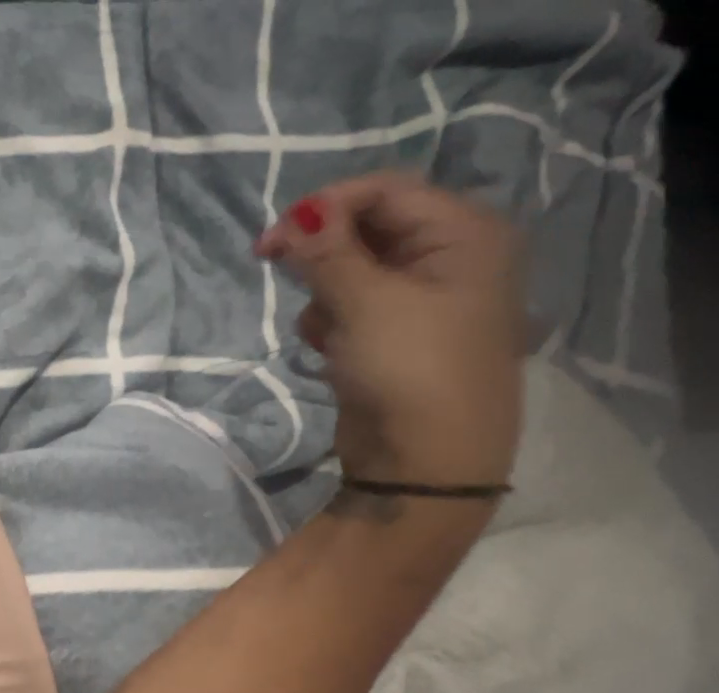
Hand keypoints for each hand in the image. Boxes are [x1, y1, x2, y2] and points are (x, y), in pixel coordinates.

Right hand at [256, 172, 527, 487]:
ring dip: (323, 293)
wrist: (426, 460)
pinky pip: (353, 306)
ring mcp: (425, 298)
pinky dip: (331, 321)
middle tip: (277, 272)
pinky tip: (329, 347)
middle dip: (321, 253)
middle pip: (368, 228)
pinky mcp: (398, 334)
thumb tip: (297, 216)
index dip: (324, 207)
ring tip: (323, 328)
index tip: (269, 241)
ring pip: (353, 270)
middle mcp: (451, 257)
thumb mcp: (365, 303)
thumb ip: (326, 252)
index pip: (385, 190)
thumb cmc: (410, 369)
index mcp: (464, 234)